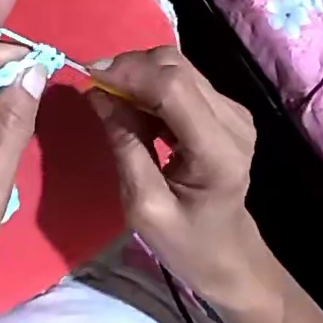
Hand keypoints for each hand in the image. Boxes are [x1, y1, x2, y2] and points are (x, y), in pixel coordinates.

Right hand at [87, 47, 275, 307]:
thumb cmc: (186, 243)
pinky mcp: (226, 110)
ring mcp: (233, 111)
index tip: (89, 77)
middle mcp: (233, 120)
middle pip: (176, 67)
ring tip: (111, 98)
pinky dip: (151, 85)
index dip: (130, 73)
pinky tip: (134, 107)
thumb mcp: (143, 206)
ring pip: (178, 67)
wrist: (228, 255)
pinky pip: (182, 80)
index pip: (174, 88)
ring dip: (139, 75)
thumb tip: (98, 93)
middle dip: (130, 69)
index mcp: (217, 151)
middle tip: (96, 88)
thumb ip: (124, 145)